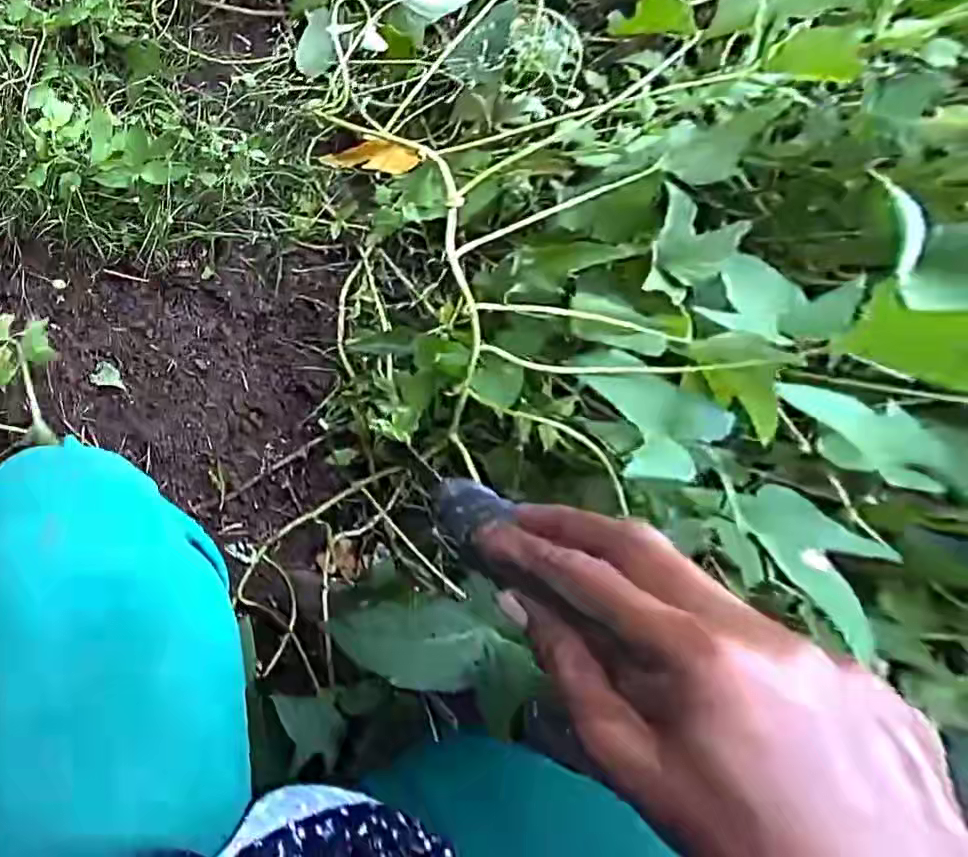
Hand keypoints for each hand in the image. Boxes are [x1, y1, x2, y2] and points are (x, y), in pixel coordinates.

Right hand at [478, 505, 964, 856]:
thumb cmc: (733, 837)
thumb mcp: (625, 757)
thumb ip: (569, 668)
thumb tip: (522, 602)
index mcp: (703, 655)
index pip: (592, 576)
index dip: (528, 549)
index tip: (484, 533)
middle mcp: (764, 633)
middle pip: (647, 549)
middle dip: (573, 525)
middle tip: (520, 518)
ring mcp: (822, 652)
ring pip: (700, 586)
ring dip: (631, 572)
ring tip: (582, 571)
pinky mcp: (860, 678)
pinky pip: (751, 630)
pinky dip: (692, 621)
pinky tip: (675, 650)